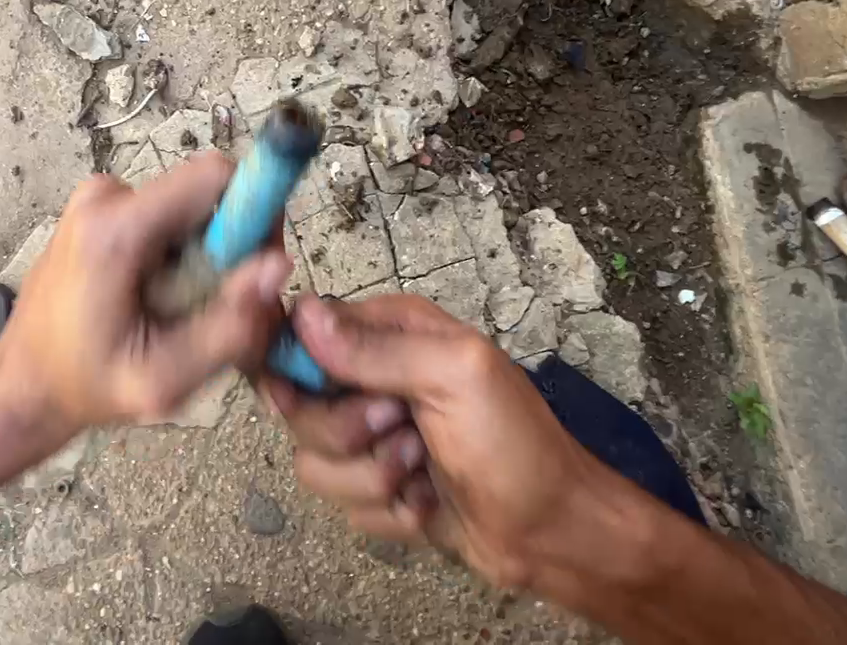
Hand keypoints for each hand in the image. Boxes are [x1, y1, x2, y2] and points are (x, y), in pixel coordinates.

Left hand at [0, 152, 290, 437]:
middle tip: (211, 305)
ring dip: (202, 253)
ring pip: (190, 207)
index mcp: (117, 228)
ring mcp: (100, 196)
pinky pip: (167, 214)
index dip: (254, 210)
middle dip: (228, 245)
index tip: (255, 263)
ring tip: (176, 309)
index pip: (215, 175)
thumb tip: (279, 264)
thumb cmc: (84, 386)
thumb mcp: (162, 380)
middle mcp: (106, 195)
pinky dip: (178, 251)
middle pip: (206, 193)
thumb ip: (227, 327)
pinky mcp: (101, 206)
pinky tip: (156, 296)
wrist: (22, 384)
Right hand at [261, 296, 650, 601]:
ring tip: (422, 470)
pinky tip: (427, 503)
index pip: (303, 332)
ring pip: (313, 460)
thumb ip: (375, 348)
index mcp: (388, 331)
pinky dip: (387, 511)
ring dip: (372, 477)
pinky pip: (341, 501)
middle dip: (346, 431)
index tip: (308, 393)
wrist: (553, 533)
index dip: (292, 364)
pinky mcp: (374, 484)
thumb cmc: (513, 442)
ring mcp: (369, 435)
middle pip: (297, 404)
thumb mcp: (454, 376)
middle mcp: (369, 376)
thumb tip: (300, 312)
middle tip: (401, 429)